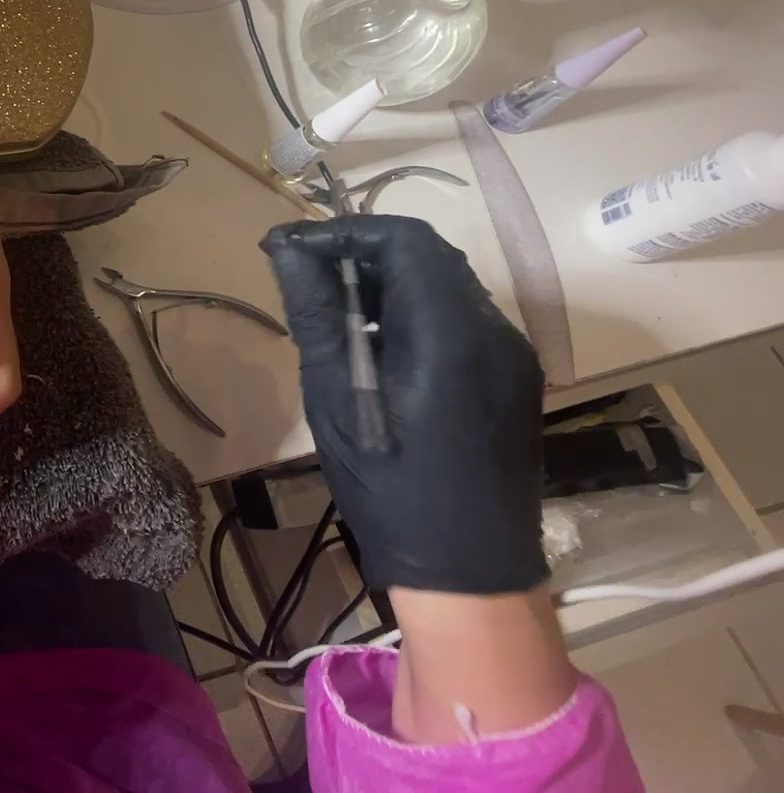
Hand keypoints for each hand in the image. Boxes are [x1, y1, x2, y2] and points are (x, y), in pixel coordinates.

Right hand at [260, 215, 547, 594]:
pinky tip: (368, 343)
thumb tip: (287, 249)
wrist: (464, 564)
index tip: (288, 247)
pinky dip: (405, 311)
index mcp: (450, 333)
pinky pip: (454, 320)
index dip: (343, 231)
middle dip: (358, 253)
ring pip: (442, 287)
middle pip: (427, 258)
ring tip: (324, 308)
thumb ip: (316, 314)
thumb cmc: (385, 479)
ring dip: (381, 281)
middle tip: (298, 275)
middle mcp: (493, 333)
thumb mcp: (334, 393)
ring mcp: (508, 356)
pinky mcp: (507, 378)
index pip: (405, 241)